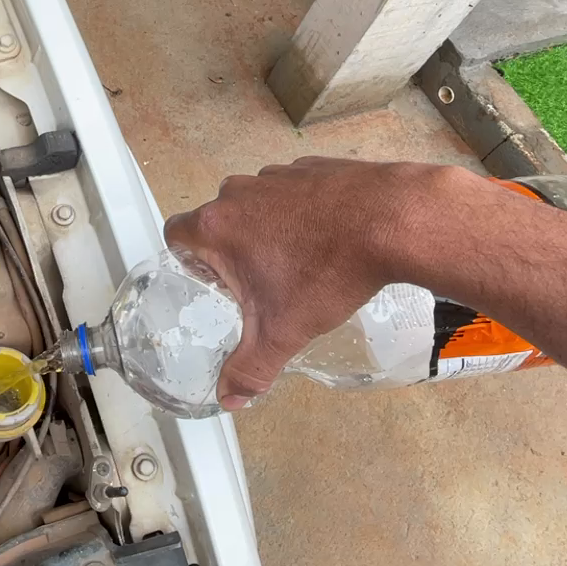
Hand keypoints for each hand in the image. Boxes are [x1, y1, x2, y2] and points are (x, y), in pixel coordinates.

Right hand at [164, 157, 484, 406]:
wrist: (392, 220)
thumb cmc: (327, 272)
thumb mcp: (281, 333)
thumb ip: (250, 368)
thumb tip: (230, 398)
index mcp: (216, 227)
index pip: (174, 234)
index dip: (188, 257)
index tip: (214, 277)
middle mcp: (238, 194)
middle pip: (217, 219)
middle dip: (233, 247)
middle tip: (261, 279)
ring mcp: (275, 175)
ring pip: (256, 203)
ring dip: (268, 226)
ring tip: (301, 258)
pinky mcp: (311, 166)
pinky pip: (292, 189)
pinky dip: (303, 209)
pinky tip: (329, 235)